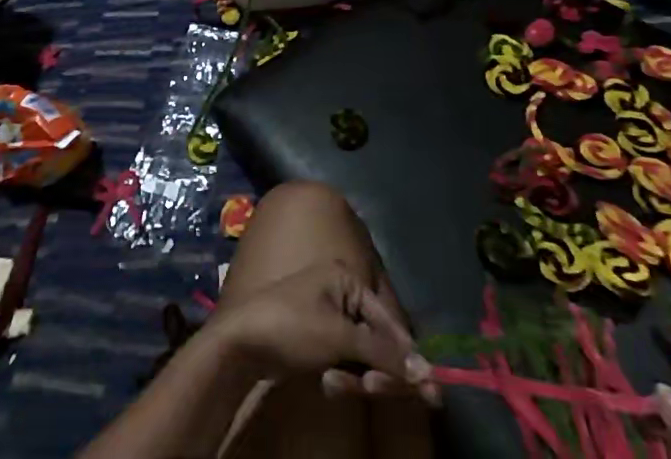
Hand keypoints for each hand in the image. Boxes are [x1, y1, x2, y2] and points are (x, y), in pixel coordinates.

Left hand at [202, 262, 438, 402]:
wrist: (240, 343)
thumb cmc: (290, 327)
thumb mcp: (339, 338)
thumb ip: (383, 352)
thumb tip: (426, 371)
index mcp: (345, 279)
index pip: (390, 321)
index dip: (409, 357)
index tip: (430, 393)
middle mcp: (340, 292)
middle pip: (379, 340)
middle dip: (380, 369)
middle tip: (376, 391)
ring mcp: (328, 317)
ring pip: (363, 355)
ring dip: (358, 377)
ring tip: (337, 384)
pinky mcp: (318, 341)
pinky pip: (345, 362)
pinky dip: (342, 376)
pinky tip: (327, 383)